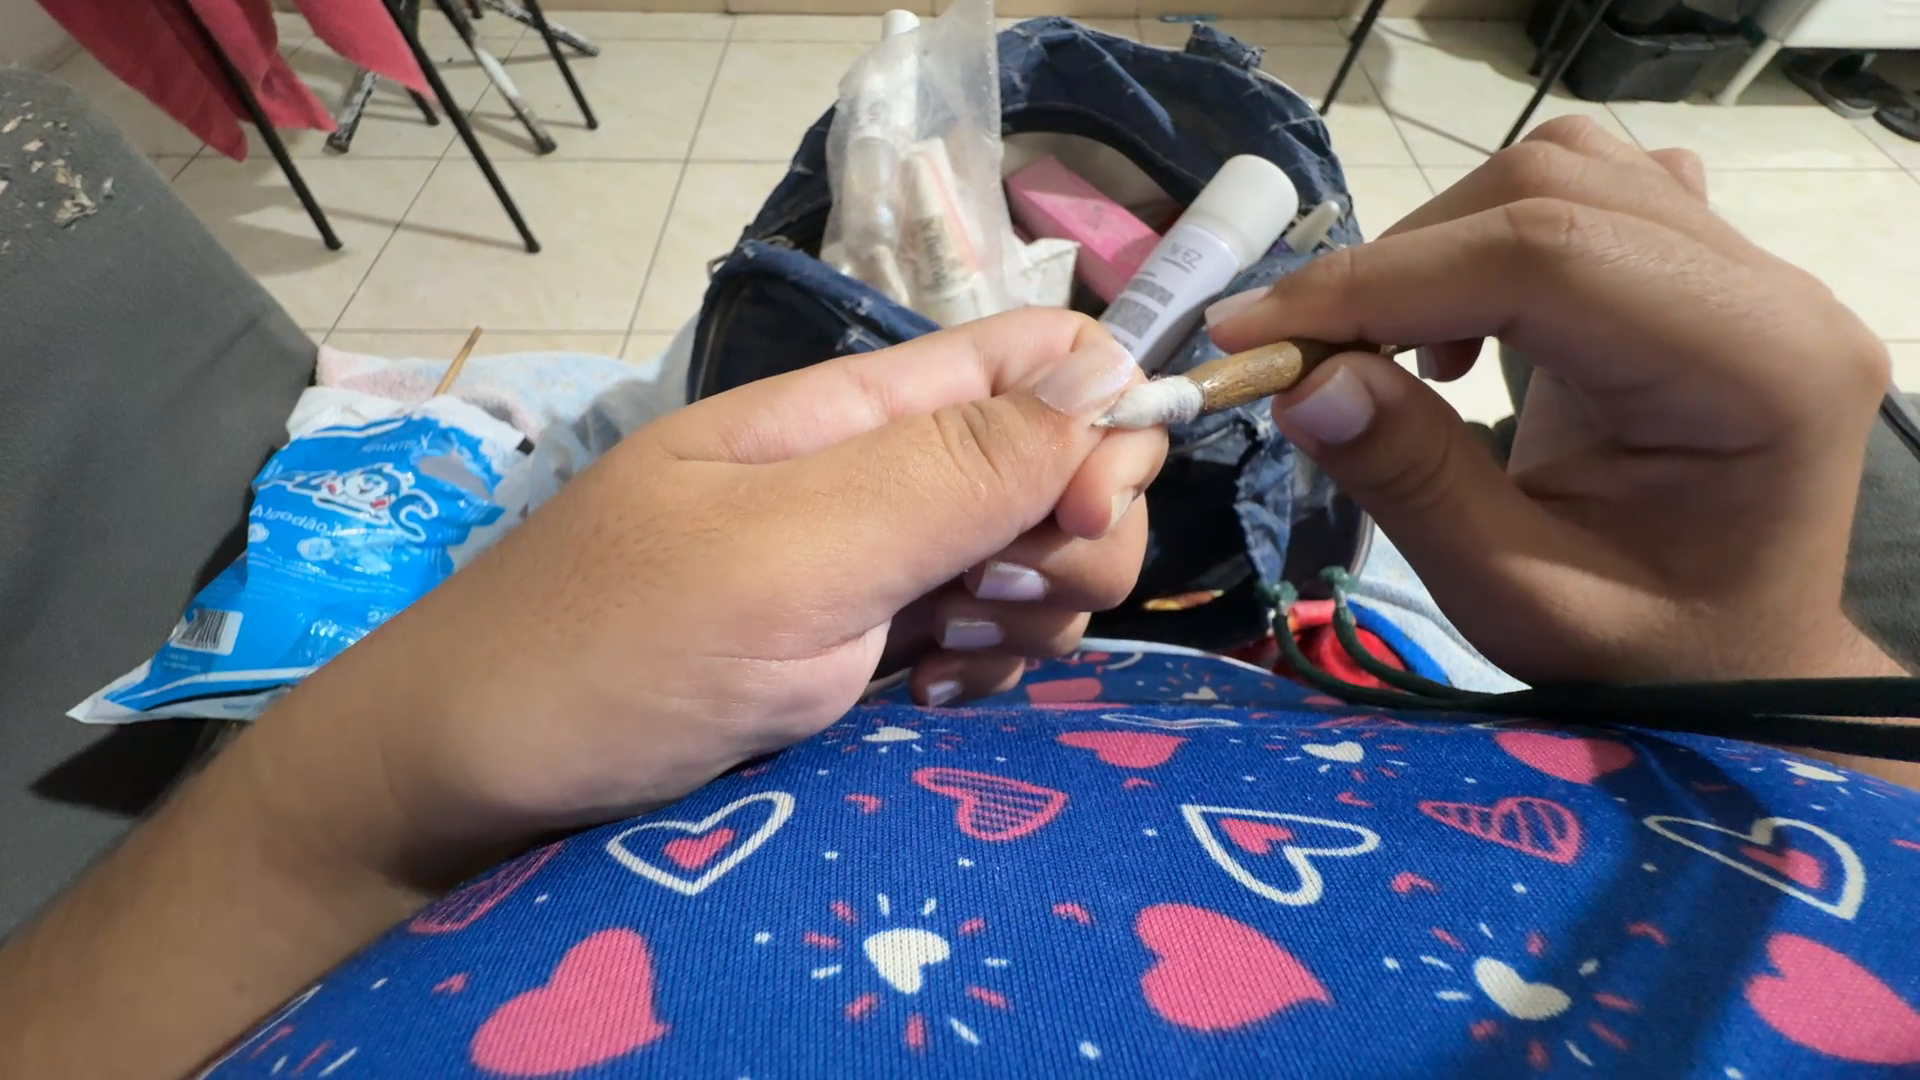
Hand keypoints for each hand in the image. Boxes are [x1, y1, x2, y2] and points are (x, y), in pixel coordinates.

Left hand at [242, 310, 1163, 879]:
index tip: (1076, 518)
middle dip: (1073, 541)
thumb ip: (949, 471)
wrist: (486, 775)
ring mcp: (893, 555)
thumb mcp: (785, 553)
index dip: (1101, 420)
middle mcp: (897, 469)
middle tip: (992, 601)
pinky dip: (991, 661)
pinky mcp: (886, 633)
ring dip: (1032, 612)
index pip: (1046, 357)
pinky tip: (931, 688)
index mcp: (871, 409)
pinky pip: (997, 630)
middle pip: (1065, 465)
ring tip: (938, 658)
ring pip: (1042, 556)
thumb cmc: (613, 649)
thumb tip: (1106, 381)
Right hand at [1210, 117, 1892, 684]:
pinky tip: (1446, 333)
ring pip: (1554, 176)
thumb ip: (1409, 481)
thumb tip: (1303, 384)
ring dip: (1427, 251)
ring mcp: (1731, 271)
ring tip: (1382, 348)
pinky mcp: (1682, 275)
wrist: (1718, 650)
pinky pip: (1570, 201)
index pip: (1542, 261)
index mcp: (1747, 373)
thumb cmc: (1625, 646)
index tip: (1248, 334)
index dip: (1374, 283)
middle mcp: (1759, 293)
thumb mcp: (1501, 591)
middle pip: (1545, 192)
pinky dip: (1468, 247)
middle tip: (1296, 354)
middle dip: (1386, 266)